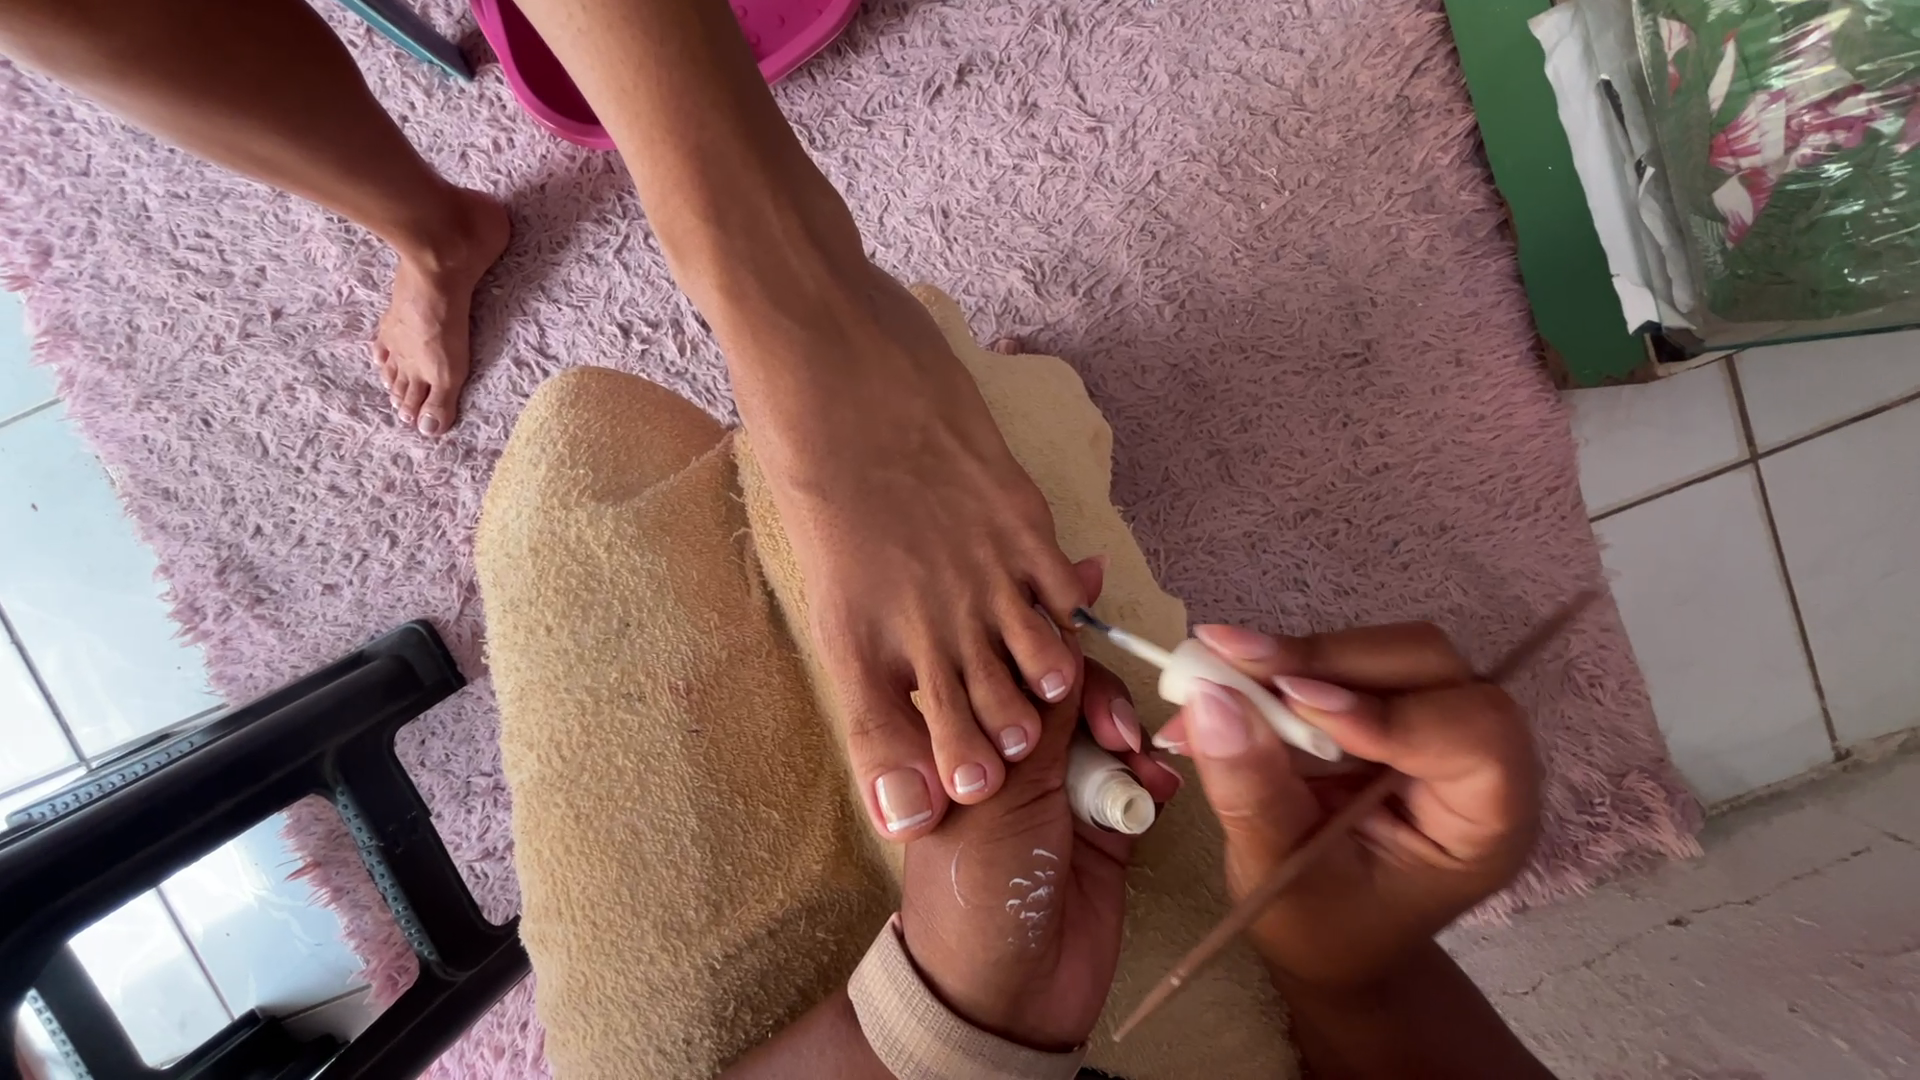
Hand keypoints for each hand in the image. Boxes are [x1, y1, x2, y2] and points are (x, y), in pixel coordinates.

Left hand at [734, 266, 1105, 840]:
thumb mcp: (811, 549)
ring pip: (1027, 667)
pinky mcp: (1016, 516)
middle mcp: (916, 614)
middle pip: (973, 715)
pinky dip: (1068, 622)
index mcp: (850, 629)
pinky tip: (1067, 628)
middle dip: (990, 753)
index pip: (893, 735)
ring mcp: (974, 567)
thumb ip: (856, 618)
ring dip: (1036, 697)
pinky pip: (1059, 596)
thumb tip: (893, 669)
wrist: (818, 350)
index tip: (948, 799)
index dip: (923, 779)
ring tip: (1043, 709)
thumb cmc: (800, 448)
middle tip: (1006, 766)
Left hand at [898, 655, 1180, 1050]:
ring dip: (1129, 739)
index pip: (1010, 673)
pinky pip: (1136, 779)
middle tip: (1114, 731)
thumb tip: (1060, 641)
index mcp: (972, 741)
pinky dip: (1150, 778)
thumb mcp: (1005, 796)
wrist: (1012, 997)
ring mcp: (1062, 788)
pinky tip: (1155, 789)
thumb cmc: (980, 888)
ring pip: (1106, 731)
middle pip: (1067, 695)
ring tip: (1136, 764)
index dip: (1046, 659)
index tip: (1075, 661)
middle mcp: (1017, 756)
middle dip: (1098, 702)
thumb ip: (1040, 722)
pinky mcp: (1105, 822)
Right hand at [1157, 622, 1539, 990]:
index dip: (1384, 709)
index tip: (1291, 699)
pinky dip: (1277, 663)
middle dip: (1326, 658)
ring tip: (1217, 667)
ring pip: (1378, 650)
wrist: (1326, 933)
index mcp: (1483, 819)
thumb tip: (1208, 698)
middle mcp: (1468, 757)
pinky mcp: (1378, 705)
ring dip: (1295, 654)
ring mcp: (1424, 721)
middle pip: (1426, 664)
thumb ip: (1251, 791)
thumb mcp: (1278, 875)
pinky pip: (1336, 661)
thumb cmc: (1320, 928)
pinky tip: (1225, 677)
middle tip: (1232, 659)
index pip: (1471, 734)